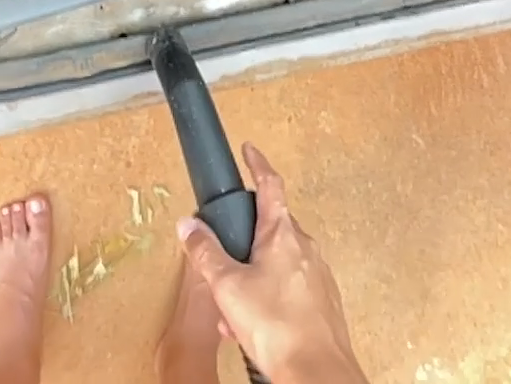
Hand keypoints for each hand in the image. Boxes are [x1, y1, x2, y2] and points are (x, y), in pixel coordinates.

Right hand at [176, 143, 367, 383]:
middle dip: (247, 235)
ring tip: (233, 306)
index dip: (257, 163)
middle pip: (273, 224)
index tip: (250, 149)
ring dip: (254, 274)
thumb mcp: (227, 286)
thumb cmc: (277, 326)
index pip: (270, 184)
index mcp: (282, 232)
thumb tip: (188, 225)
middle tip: (227, 249)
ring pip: (280, 260)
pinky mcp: (322, 301)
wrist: (317, 372)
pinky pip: (290, 286)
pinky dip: (269, 296)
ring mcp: (316, 274)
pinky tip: (252, 323)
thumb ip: (206, 252)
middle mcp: (304, 246)